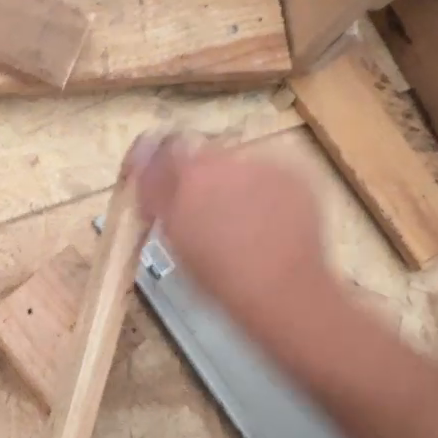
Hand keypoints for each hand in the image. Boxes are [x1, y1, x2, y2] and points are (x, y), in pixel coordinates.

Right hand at [125, 133, 335, 330]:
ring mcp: (267, 163)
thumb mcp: (173, 237)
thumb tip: (140, 160)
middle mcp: (229, 157)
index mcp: (191, 172)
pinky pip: (271, 175)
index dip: (159, 165)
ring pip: (239, 165)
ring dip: (233, 184)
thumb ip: (155, 193)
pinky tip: (268, 222)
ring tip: (240, 222)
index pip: (166, 148)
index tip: (159, 187)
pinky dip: (265, 191)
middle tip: (203, 214)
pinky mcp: (297, 174)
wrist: (282, 289)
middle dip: (200, 179)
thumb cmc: (218, 273)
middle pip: (205, 155)